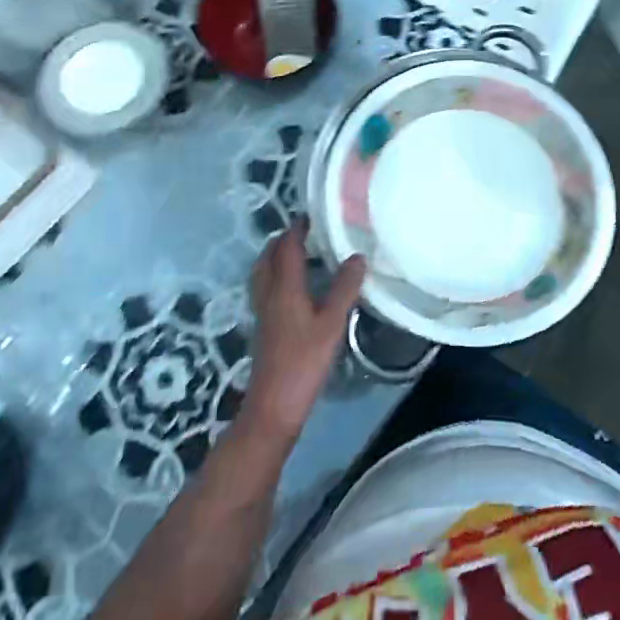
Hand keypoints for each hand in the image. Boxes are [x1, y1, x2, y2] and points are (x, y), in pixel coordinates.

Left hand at [241, 222, 365, 438]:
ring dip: (278, 257)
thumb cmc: (304, 361)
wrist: (274, 404)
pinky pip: (266, 287)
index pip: (286, 247)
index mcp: (283, 287)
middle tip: (308, 232)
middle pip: (268, 256)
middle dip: (284, 239)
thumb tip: (357, 256)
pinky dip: (278, 276)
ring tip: (302, 254)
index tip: (313, 215)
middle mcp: (268, 293)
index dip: (297, 228)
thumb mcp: (331, 324)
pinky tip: (296, 287)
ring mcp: (263, 310)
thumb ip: (344, 289)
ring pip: (264, 272)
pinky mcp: (264, 325)